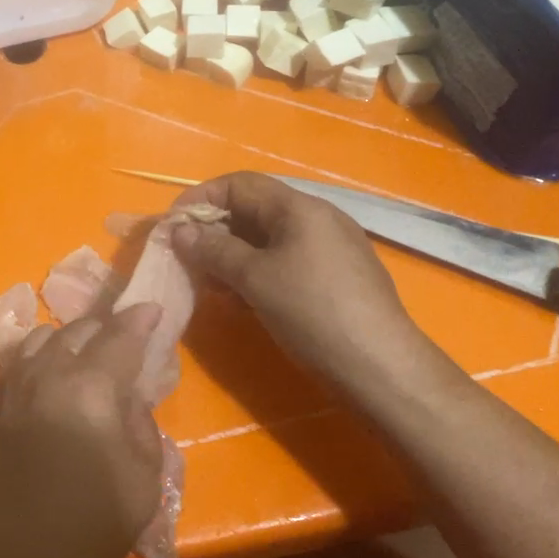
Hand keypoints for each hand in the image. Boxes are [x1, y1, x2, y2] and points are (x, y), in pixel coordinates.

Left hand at [0, 304, 165, 557]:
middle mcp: (50, 369)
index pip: (120, 336)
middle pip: (80, 329)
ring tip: (86, 349)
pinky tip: (49, 366)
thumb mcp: (143, 479)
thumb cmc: (91, 519)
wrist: (17, 549)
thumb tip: (129, 398)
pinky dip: (41, 351)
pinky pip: (20, 356)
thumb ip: (141, 426)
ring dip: (70, 335)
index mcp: (92, 383)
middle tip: (125, 335)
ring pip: (45, 336)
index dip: (139, 319)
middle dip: (106, 326)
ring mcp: (17, 381)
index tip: (152, 308)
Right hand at [170, 172, 434, 392]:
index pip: (238, 184)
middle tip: (187, 258)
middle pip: (253, 209)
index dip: (200, 200)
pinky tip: (243, 299)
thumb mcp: (253, 279)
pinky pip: (286, 260)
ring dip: (232, 254)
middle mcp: (318, 219)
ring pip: (267, 238)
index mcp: (300, 208)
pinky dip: (257, 271)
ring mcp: (332, 249)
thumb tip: (179, 231)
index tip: (174, 227)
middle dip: (214, 230)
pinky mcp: (338, 279)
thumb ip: (212, 250)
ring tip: (210, 283)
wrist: (384, 373)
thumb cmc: (313, 313)